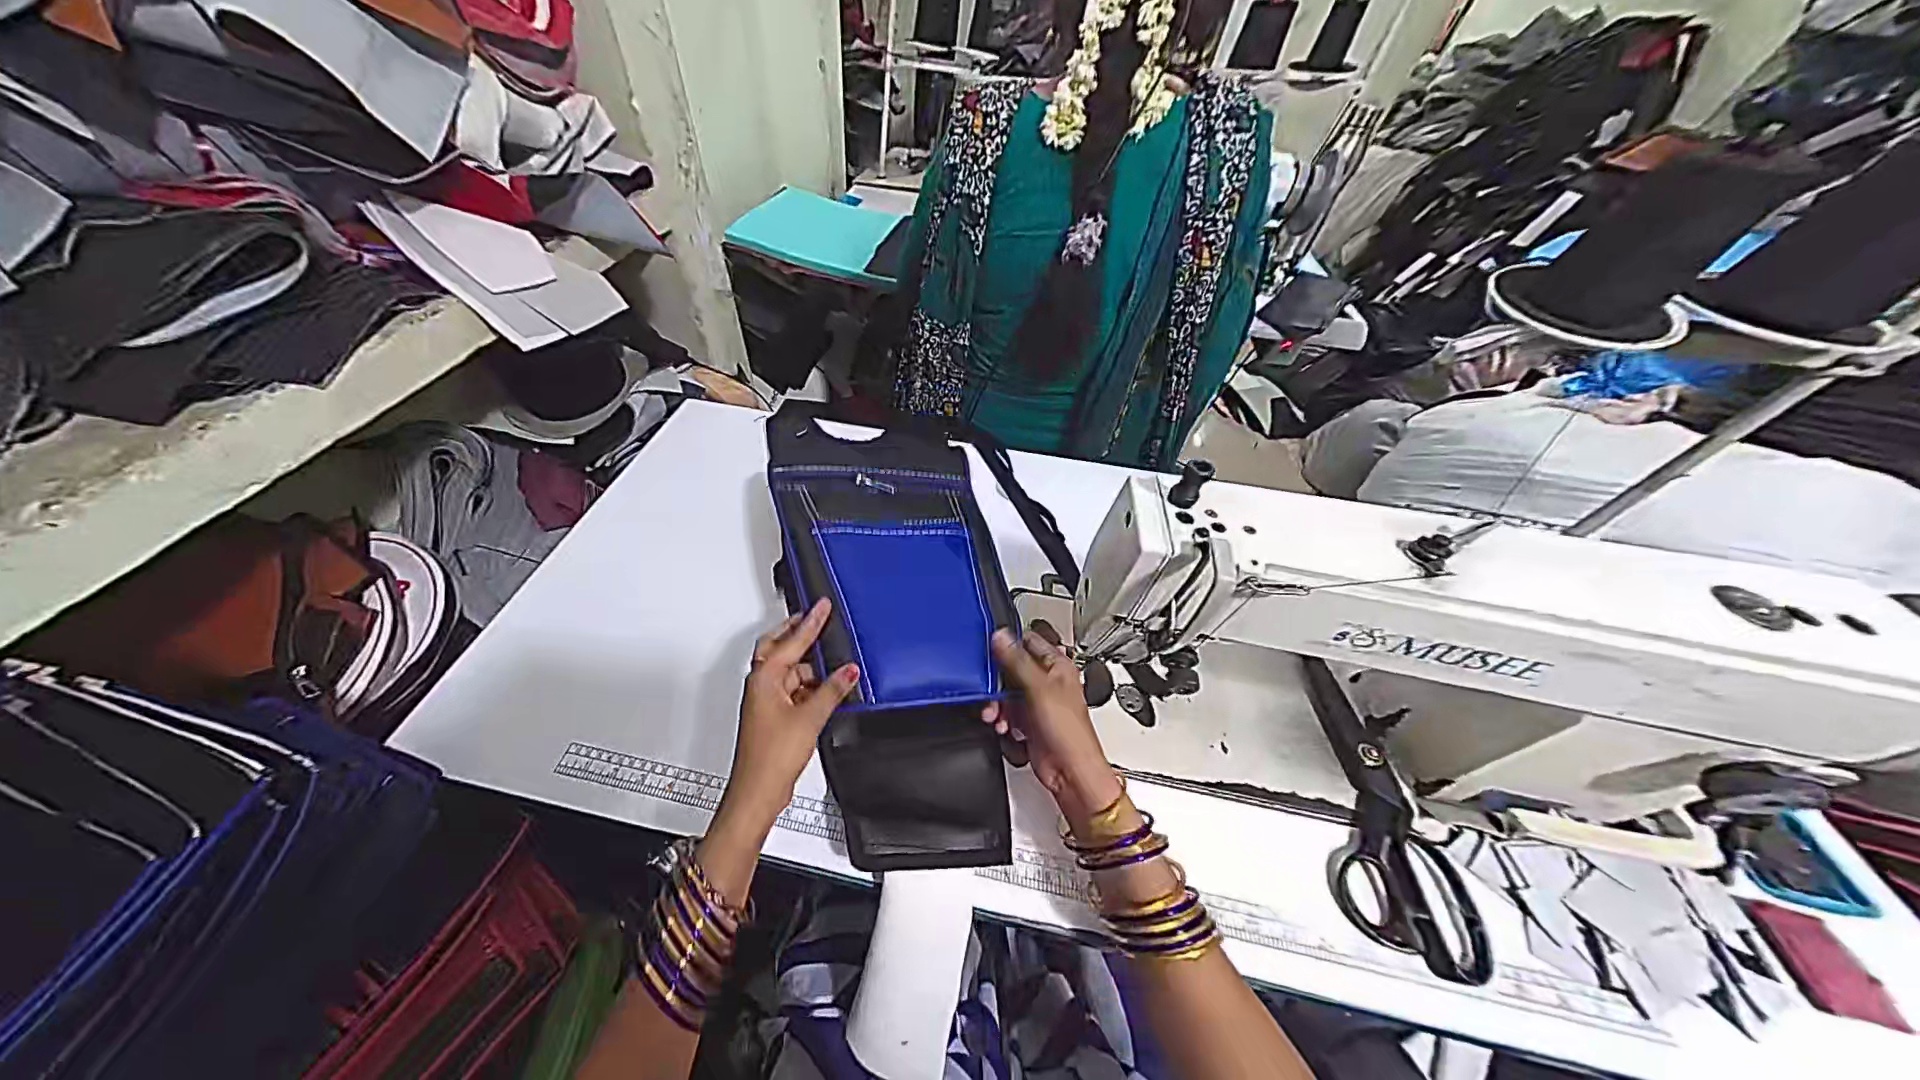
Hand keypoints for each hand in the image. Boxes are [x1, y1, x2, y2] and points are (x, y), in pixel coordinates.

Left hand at [722, 599, 858, 829]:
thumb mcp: (810, 717)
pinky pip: (794, 689)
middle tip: (818, 619)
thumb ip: (832, 690)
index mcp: (765, 678)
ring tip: (835, 664)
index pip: (793, 640)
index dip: (811, 622)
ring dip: (811, 667)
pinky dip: (810, 686)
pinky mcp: (774, 716)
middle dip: (801, 635)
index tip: (822, 605)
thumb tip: (848, 671)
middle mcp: (762, 685)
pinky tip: (828, 690)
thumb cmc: (770, 757)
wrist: (758, 791)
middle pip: (782, 648)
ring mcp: (767, 701)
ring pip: (790, 671)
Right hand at [984, 627, 1122, 820]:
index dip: (1008, 644)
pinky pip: (1006, 712)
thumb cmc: (1070, 733)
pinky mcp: (1027, 721)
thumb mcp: (1039, 688)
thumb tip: (1001, 637)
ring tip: (996, 713)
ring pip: (1005, 692)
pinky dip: (1001, 718)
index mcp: (1056, 666)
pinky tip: (1003, 725)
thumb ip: (1017, 661)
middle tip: (991, 689)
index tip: (991, 651)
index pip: (1027, 641)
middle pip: (1011, 669)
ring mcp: (1036, 702)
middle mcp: (1047, 682)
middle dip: (997, 681)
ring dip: (996, 703)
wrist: (1069, 771)